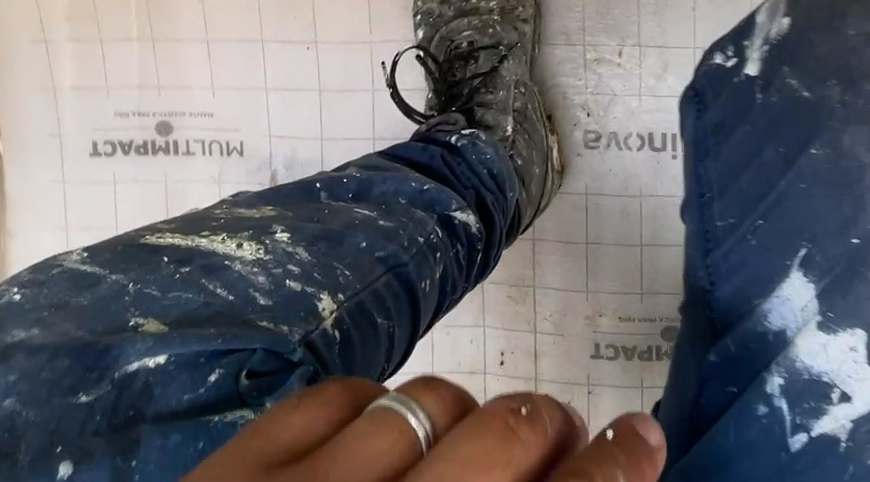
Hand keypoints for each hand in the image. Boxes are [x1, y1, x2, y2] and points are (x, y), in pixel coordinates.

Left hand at [183, 376, 665, 481]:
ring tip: (472, 445)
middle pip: (507, 436)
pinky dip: (378, 407)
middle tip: (564, 441)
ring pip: (429, 402)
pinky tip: (382, 440)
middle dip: (555, 429)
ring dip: (471, 417)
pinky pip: (337, 395)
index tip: (643, 439)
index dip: (614, 469)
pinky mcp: (227, 476)